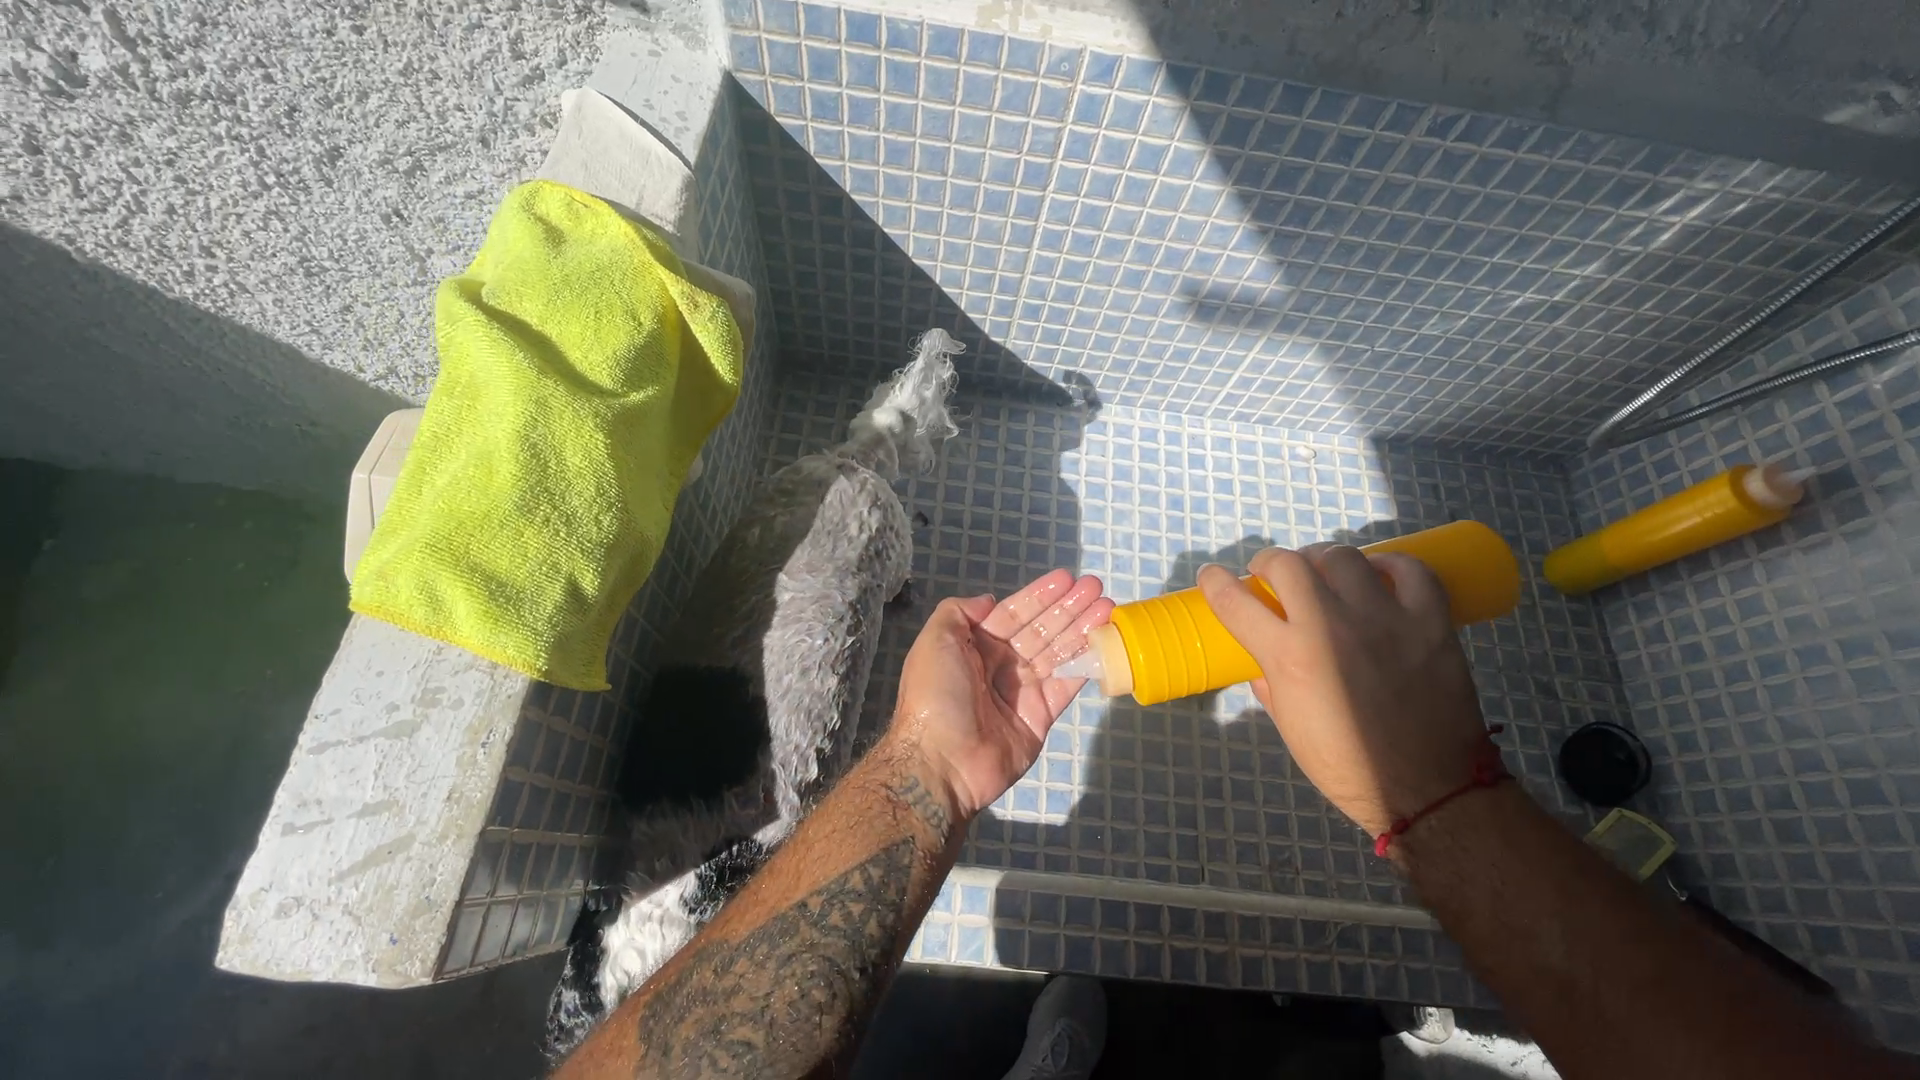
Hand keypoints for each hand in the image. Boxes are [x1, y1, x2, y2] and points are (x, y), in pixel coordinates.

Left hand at [888, 570, 1113, 819]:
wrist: (941, 762)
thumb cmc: (937, 695)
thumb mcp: (935, 642)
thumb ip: (958, 612)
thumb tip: (989, 600)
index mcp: (975, 645)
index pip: (1014, 613)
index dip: (1040, 595)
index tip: (1067, 578)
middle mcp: (1000, 664)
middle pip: (1041, 629)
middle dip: (1068, 608)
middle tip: (1097, 588)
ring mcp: (1023, 691)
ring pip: (1058, 652)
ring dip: (1083, 629)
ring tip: (1108, 607)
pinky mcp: (1041, 716)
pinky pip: (1067, 684)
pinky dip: (1085, 664)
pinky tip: (1104, 642)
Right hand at [1198, 544, 1492, 836]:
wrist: (1428, 790)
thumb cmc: (1347, 765)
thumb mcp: (1290, 728)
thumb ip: (1270, 685)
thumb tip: (1262, 660)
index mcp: (1288, 657)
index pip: (1235, 601)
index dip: (1215, 582)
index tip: (1211, 577)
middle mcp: (1331, 626)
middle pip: (1288, 564)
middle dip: (1270, 563)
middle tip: (1273, 575)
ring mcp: (1385, 618)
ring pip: (1344, 558)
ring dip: (1324, 562)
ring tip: (1326, 575)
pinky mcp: (1430, 621)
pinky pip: (1410, 570)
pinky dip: (1391, 566)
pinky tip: (1381, 576)